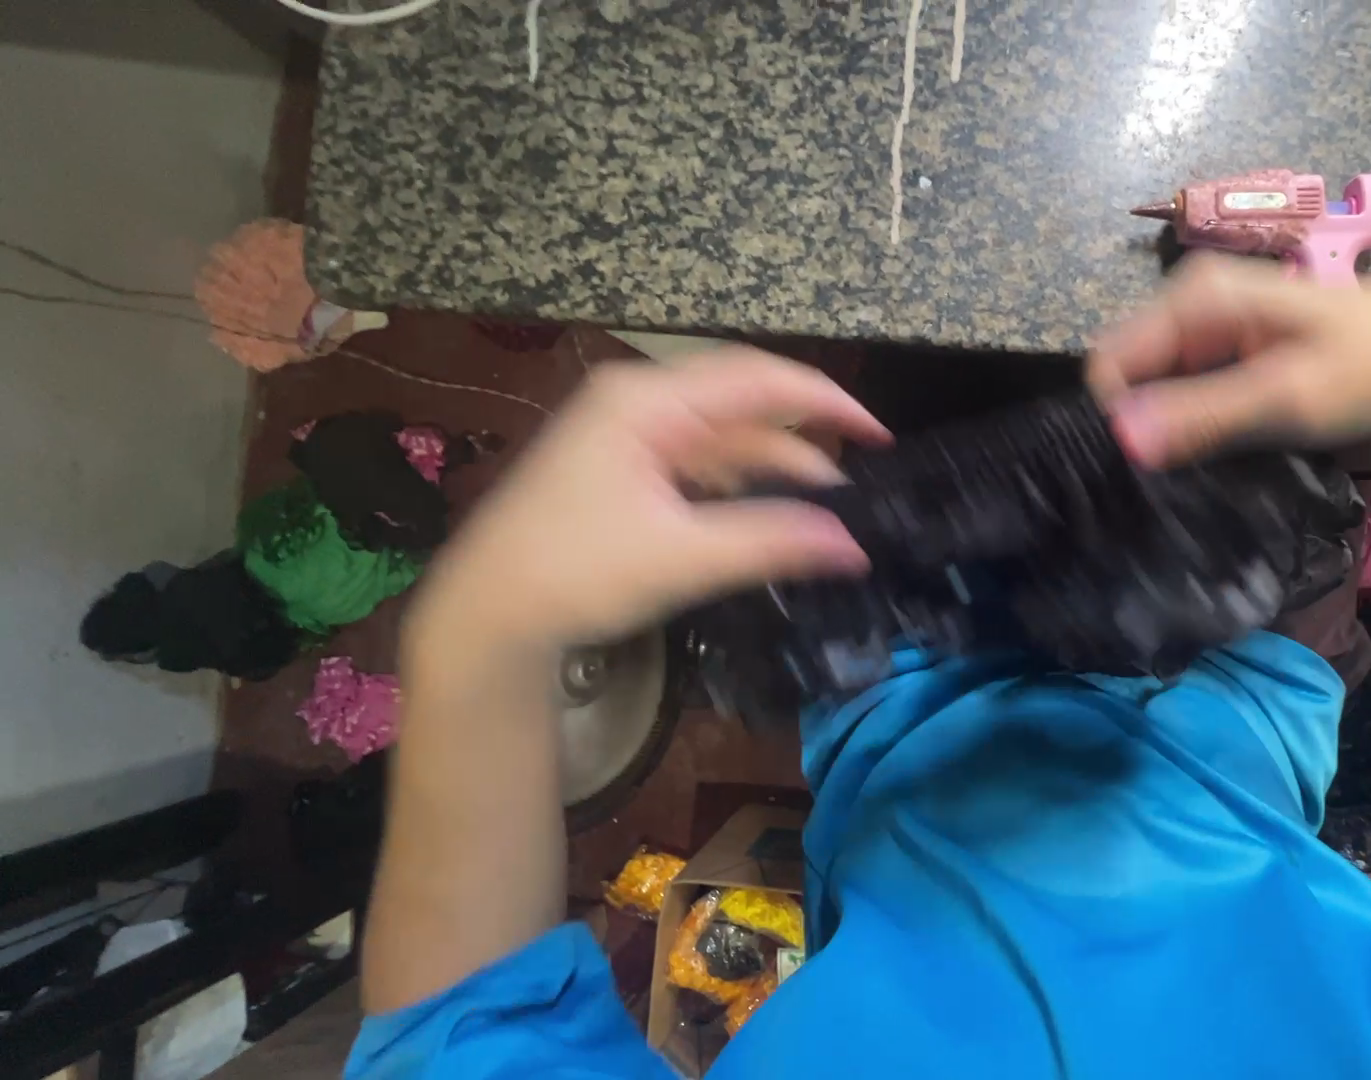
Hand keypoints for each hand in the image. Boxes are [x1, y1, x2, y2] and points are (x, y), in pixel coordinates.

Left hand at [407, 349, 888, 659]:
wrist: (488, 613)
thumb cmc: (573, 571)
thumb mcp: (682, 557)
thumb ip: (774, 543)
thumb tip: (853, 547)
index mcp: (649, 402)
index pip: (758, 379)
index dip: (826, 401)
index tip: (878, 434)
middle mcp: (644, 404)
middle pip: (747, 406)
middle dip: (806, 441)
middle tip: (860, 477)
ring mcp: (636, 435)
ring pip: (730, 438)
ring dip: (779, 469)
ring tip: (829, 505)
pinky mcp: (634, 468)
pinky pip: (708, 464)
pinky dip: (747, 485)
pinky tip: (777, 510)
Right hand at [1090, 254, 1370, 469]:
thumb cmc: (1369, 368)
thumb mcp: (1286, 397)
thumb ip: (1203, 416)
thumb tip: (1122, 438)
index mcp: (1197, 297)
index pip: (1113, 360)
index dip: (1118, 415)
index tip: (1141, 464)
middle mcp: (1188, 304)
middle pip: (1126, 373)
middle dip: (1138, 422)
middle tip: (1172, 468)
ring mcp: (1201, 328)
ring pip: (1146, 387)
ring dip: (1159, 428)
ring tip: (1190, 462)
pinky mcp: (1214, 351)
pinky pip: (1173, 392)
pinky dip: (1180, 423)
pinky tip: (1203, 446)